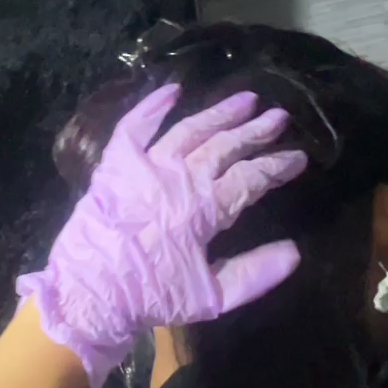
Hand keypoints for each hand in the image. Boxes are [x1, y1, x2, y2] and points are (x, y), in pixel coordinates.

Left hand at [17, 84, 308, 387]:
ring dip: (219, 113)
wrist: (89, 294)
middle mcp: (178, 178)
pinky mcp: (115, 165)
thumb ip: (254, 274)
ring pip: (189, 130)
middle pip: (224, 146)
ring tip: (246, 98)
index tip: (297, 157)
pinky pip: (134, 127)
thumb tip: (294, 252)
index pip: (250, 178)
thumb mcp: (211, 298)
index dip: (276, 166)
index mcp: (204, 209)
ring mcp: (145, 166)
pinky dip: (152, 105)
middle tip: (279, 117)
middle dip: (255, 131)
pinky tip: (173, 89)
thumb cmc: (151, 298)